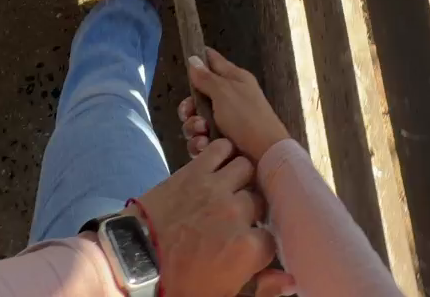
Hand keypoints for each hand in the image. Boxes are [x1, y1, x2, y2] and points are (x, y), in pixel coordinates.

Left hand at [129, 138, 277, 296]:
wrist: (139, 259)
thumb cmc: (180, 283)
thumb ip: (263, 290)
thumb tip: (290, 281)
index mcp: (247, 250)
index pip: (272, 238)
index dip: (262, 242)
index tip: (253, 245)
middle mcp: (237, 213)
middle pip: (261, 199)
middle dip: (254, 209)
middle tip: (242, 216)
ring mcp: (216, 187)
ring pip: (247, 167)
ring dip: (243, 177)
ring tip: (234, 188)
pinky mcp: (195, 169)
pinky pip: (220, 147)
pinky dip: (225, 151)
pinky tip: (222, 164)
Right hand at [181, 49, 291, 164]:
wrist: (266, 157)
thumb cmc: (246, 118)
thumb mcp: (224, 92)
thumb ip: (206, 77)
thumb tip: (193, 59)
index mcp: (234, 79)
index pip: (213, 61)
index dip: (198, 60)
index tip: (184, 63)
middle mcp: (229, 98)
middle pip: (198, 96)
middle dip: (190, 107)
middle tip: (189, 114)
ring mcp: (226, 122)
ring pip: (197, 120)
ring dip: (194, 127)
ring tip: (202, 133)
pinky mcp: (222, 143)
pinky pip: (202, 140)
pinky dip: (200, 143)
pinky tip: (204, 147)